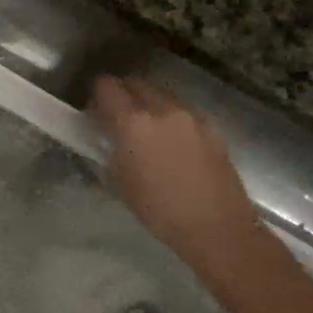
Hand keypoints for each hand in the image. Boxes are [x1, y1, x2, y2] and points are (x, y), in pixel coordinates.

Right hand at [90, 75, 261, 266]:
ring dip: (148, 103)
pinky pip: (183, 112)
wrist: (218, 228)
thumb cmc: (159, 209)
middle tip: (116, 115)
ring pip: (162, 95)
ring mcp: (191, 118)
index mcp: (133, 122)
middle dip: (123, 92)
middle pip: (137, 83)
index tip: (93, 109)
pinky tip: (171, 142)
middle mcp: (163, 111)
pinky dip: (171, 117)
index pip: (107, 86)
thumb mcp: (119, 180)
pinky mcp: (212, 129)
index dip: (96, 93)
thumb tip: (107, 135)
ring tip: (146, 129)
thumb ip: (110, 147)